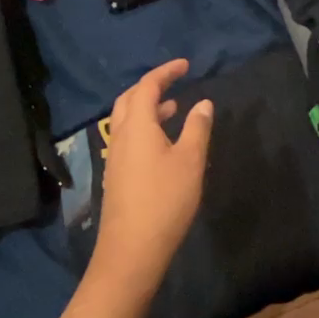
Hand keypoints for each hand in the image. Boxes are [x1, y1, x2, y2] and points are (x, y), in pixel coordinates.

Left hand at [93, 58, 213, 276]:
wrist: (130, 252)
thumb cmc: (164, 200)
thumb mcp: (190, 161)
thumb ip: (197, 128)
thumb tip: (203, 103)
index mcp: (136, 125)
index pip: (147, 86)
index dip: (166, 71)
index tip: (185, 65)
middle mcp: (120, 136)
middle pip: (130, 99)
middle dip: (151, 86)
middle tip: (175, 81)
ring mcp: (115, 157)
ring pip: (127, 120)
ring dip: (148, 108)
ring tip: (174, 108)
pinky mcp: (116, 176)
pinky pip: (128, 137)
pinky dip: (144, 127)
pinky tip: (163, 143)